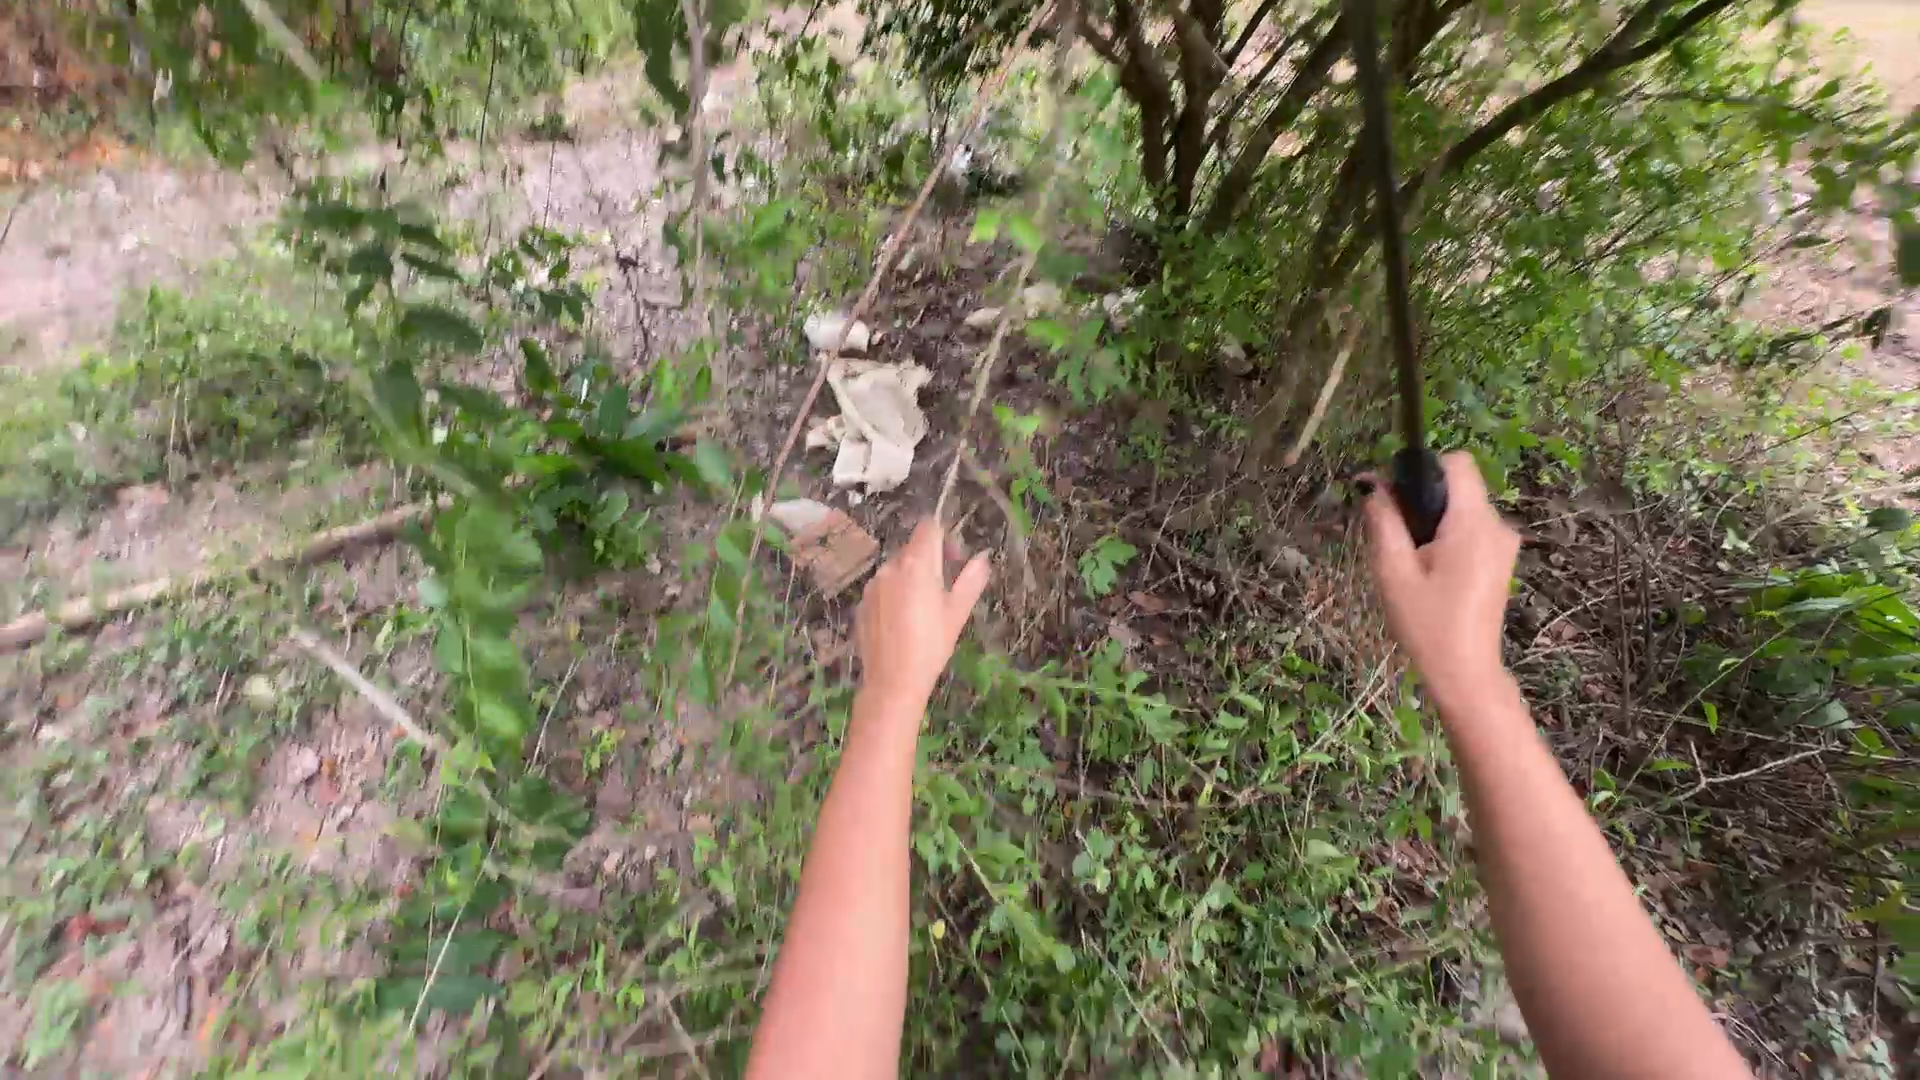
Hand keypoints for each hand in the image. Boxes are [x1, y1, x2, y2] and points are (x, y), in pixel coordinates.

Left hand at [855, 518, 991, 712]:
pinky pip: (882, 588)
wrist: (892, 682)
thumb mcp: (957, 613)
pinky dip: (894, 595)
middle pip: (912, 549)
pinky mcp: (861, 604)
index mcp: (917, 564)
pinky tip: (902, 623)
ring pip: (896, 569)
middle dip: (930, 561)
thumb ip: (971, 580)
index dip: (945, 537)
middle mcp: (890, 568)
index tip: (954, 559)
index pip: (928, 527)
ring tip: (922, 611)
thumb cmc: (931, 645)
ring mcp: (872, 586)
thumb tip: (983, 558)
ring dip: (911, 578)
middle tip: (944, 589)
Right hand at [1363, 452, 1520, 709]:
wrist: (1463, 670)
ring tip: (1403, 559)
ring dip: (1428, 521)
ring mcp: (1502, 544)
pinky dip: (1442, 536)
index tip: (1391, 493)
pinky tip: (1423, 569)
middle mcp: (1497, 526)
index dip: (1420, 468)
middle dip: (1418, 500)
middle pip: (1455, 487)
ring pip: (1459, 509)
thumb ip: (1383, 522)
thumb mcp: (1392, 571)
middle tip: (1386, 533)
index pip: (1456, 463)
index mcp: (1472, 524)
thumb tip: (1371, 484)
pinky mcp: (1499, 560)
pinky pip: (1467, 529)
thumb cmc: (1425, 622)